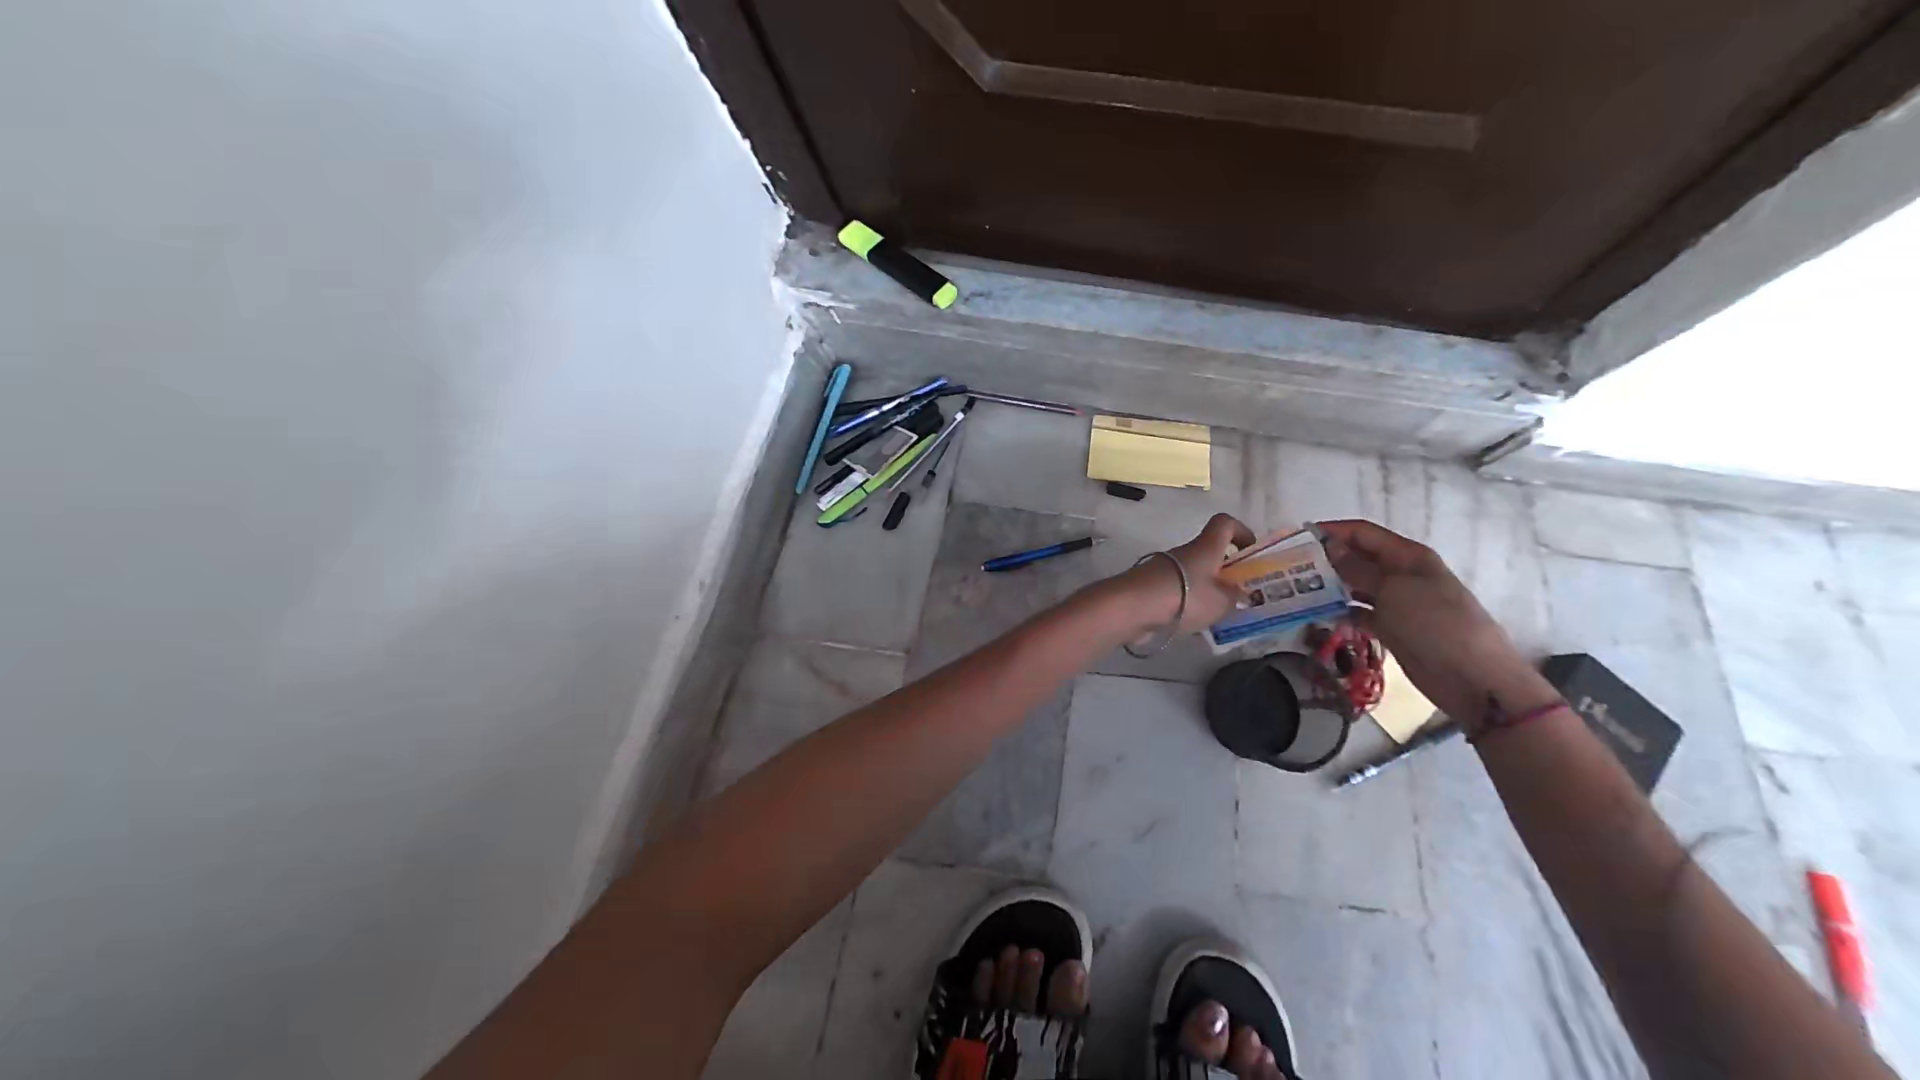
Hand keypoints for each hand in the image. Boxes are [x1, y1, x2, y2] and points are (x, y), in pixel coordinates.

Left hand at [1112, 513, 1256, 635]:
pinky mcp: (1148, 585)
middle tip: (1236, 595)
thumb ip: (1235, 597)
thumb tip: (1239, 594)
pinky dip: (1185, 601)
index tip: (1250, 551)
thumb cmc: (1185, 596)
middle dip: (1224, 570)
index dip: (1240, 531)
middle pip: (1208, 552)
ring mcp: (1163, 567)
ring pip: (1191, 573)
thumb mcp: (1222, 601)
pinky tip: (1189, 622)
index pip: (1224, 523)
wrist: (1132, 606)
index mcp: (1206, 546)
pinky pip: (1175, 589)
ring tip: (1215, 615)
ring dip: (1204, 589)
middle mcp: (1184, 551)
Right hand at [1317, 519, 1558, 729]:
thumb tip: (1330, 547)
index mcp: (1408, 556)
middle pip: (1358, 559)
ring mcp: (1397, 603)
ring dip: (1330, 588)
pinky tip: (1318, 617)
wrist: (1472, 677)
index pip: (1363, 534)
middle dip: (1327, 560)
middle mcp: (1401, 574)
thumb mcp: (1394, 590)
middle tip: (1289, 568)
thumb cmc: (1435, 623)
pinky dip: (1341, 613)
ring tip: (1295, 592)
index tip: (1298, 538)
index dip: (1333, 532)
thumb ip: (1358, 570)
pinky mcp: (1393, 629)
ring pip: (1355, 587)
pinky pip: (1360, 614)